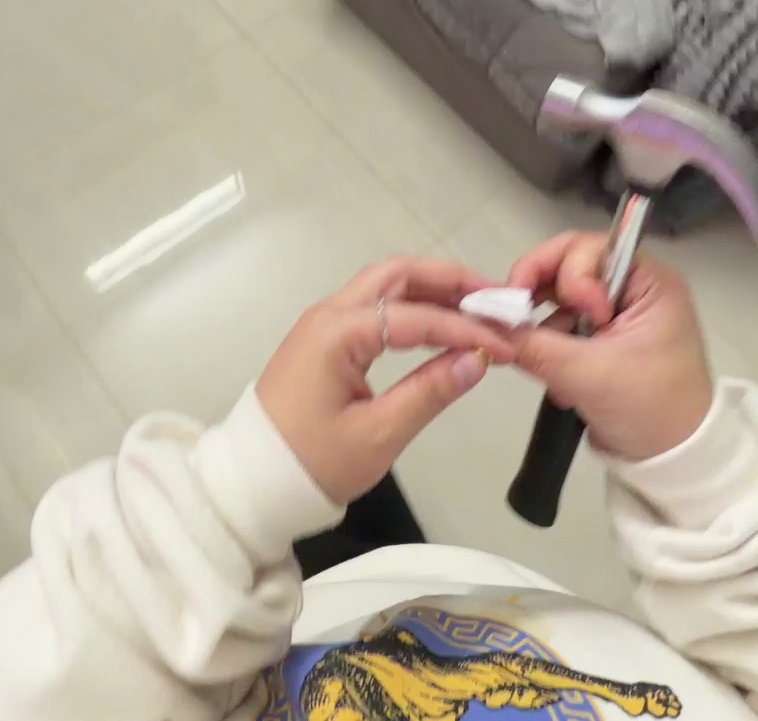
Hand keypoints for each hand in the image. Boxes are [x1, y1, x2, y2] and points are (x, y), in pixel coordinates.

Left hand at [257, 257, 512, 503]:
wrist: (252, 483)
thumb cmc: (313, 463)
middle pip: (398, 274)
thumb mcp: (378, 434)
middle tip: (493, 300)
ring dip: (431, 289)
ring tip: (476, 307)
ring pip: (386, 285)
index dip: (466, 330)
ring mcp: (325, 323)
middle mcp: (330, 313)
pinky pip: (375, 307)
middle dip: (449, 280)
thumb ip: (430, 391)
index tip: (505, 345)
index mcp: (339, 331)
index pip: (417, 317)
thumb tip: (477, 361)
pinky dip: (412, 306)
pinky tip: (438, 324)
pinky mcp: (325, 339)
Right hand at [507, 232, 713, 461]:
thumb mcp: (588, 375)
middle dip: (541, 290)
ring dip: (543, 320)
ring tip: (541, 357)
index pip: (590, 248)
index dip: (566, 274)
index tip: (564, 312)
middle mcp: (634, 284)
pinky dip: (550, 340)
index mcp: (649, 280)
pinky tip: (555, 375)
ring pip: (560, 291)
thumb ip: (534, 344)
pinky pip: (562, 318)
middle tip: (518, 317)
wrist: (675, 461)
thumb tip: (484, 322)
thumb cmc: (648, 408)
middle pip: (569, 263)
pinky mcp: (603, 332)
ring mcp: (617, 307)